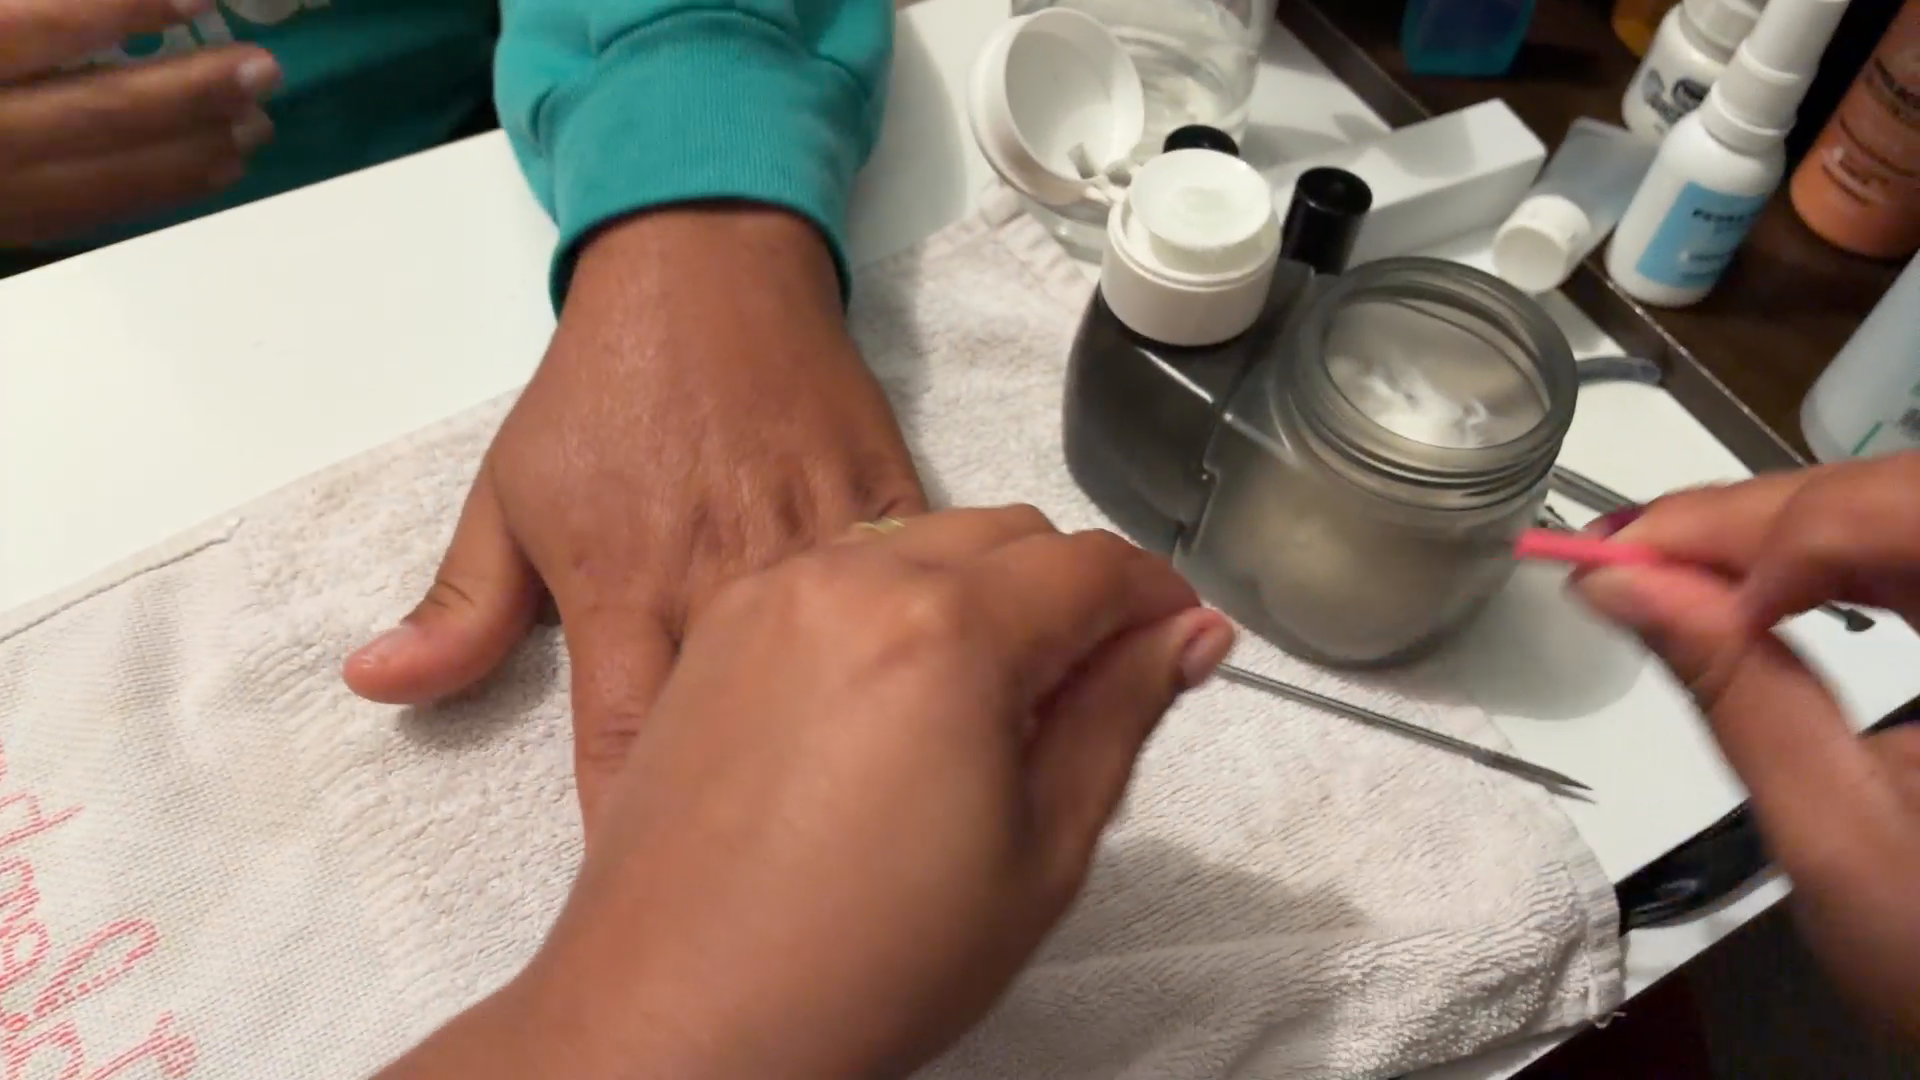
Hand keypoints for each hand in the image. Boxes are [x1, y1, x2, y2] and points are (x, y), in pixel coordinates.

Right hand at [0, 0, 278, 246]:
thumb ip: (16, 17)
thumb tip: (102, 12)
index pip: (30, 28)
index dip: (119, 7)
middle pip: (101, 109)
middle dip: (195, 90)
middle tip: (264, 68)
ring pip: (118, 169)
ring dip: (205, 144)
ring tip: (261, 119)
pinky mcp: (8, 224)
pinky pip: (106, 208)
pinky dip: (173, 184)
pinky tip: (222, 165)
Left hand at [343, 206, 926, 835]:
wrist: (709, 276)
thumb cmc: (607, 385)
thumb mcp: (511, 485)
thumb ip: (460, 600)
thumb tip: (378, 691)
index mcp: (627, 583)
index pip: (626, 739)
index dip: (633, 821)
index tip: (652, 885)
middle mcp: (725, 572)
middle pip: (746, 717)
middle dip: (757, 794)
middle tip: (770, 860)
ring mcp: (816, 534)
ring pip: (846, 656)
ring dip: (855, 726)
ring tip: (869, 790)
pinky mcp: (884, 497)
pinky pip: (913, 581)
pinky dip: (924, 632)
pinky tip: (937, 677)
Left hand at [375, 508, 1237, 1079]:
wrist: (675, 1014)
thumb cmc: (875, 959)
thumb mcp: (1042, 847)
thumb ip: (1122, 712)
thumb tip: (1192, 632)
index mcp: (947, 633)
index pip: (1091, 564)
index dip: (1154, 593)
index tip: (1177, 632)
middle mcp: (858, 577)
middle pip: (1013, 531)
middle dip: (1073, 585)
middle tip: (1082, 676)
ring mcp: (783, 584)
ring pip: (931, 536)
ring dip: (988, 584)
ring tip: (985, 685)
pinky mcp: (733, 613)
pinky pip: (852, 563)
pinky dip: (905, 594)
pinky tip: (895, 678)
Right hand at [1573, 452, 1919, 1038]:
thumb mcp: (1836, 837)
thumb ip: (1739, 697)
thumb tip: (1614, 585)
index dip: (1783, 531)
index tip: (1650, 575)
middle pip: (1901, 496)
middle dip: (1745, 518)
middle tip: (1618, 555)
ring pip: (1894, 504)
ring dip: (1758, 527)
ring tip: (1648, 562)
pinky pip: (1895, 542)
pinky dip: (1796, 549)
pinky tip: (1726, 575)